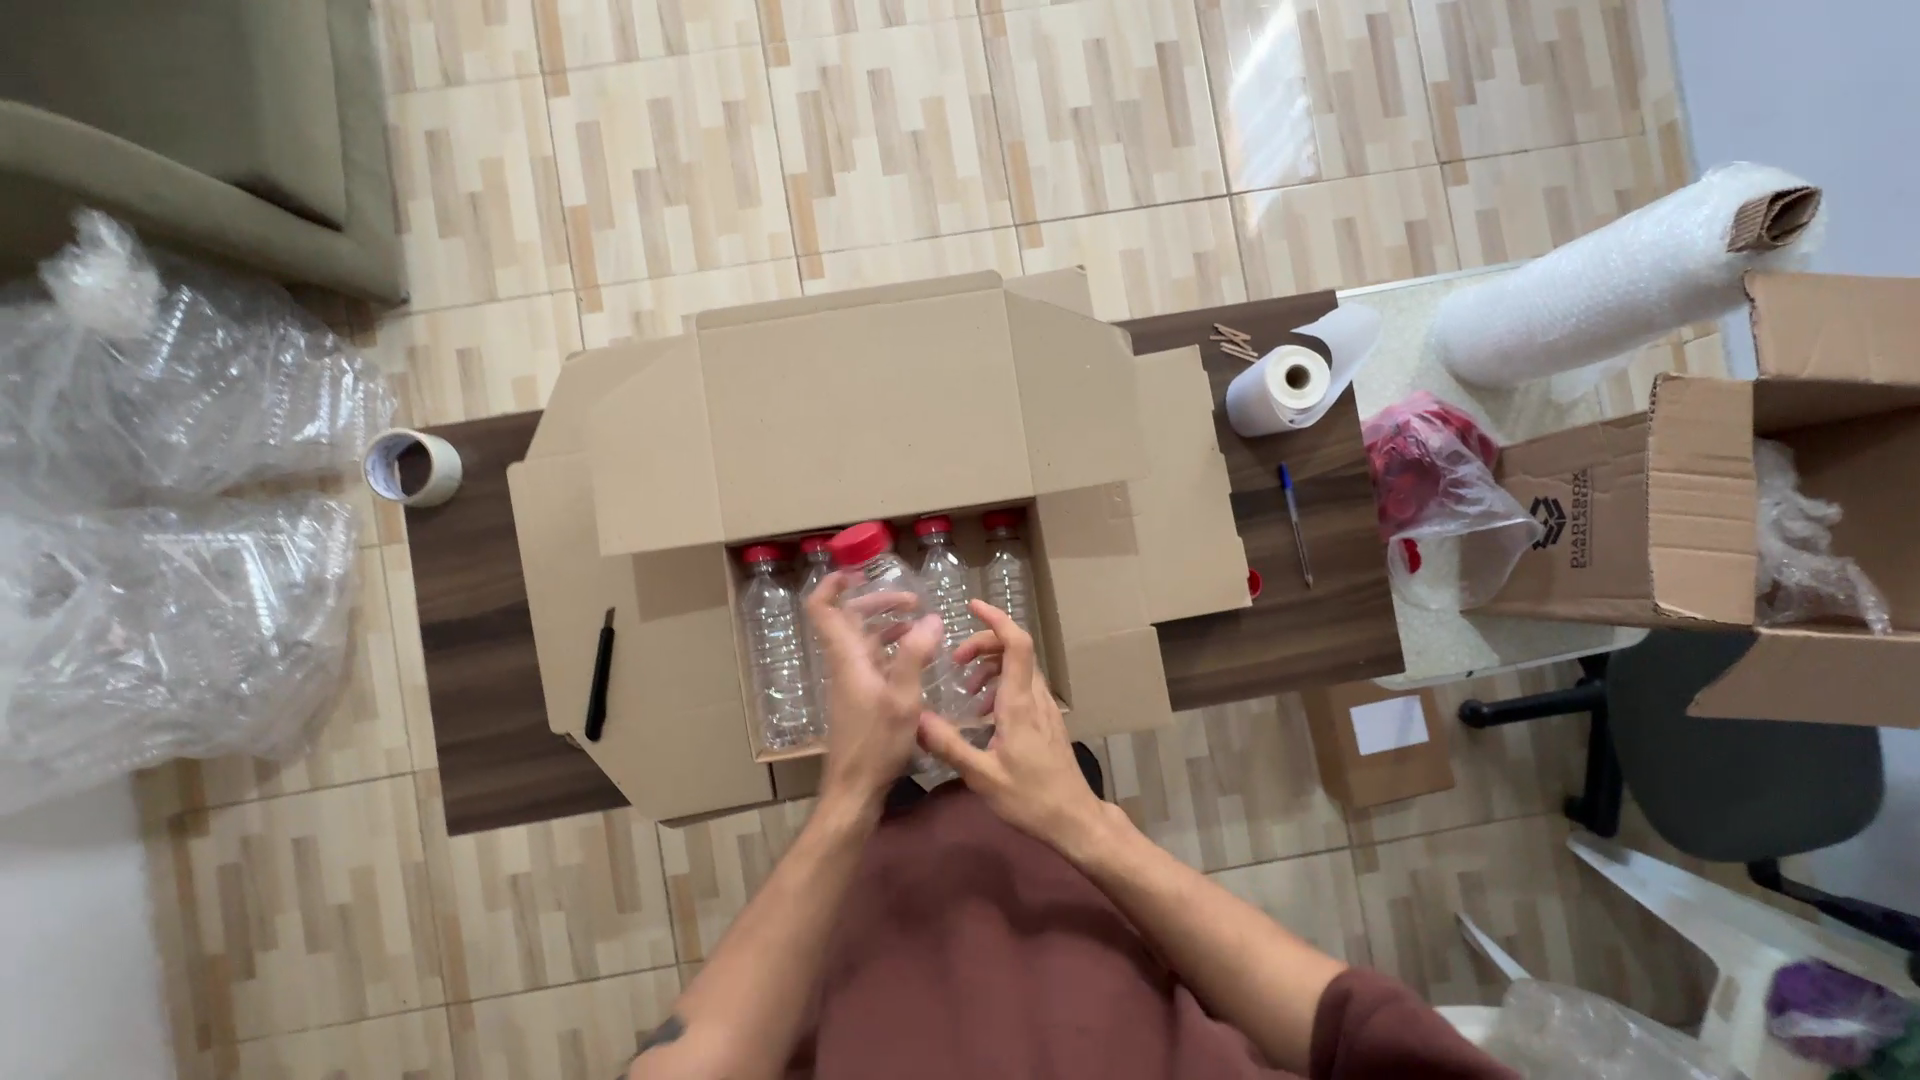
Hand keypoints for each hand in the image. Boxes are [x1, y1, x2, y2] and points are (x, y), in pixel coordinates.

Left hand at [805, 572, 940, 815]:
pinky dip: (891, 650)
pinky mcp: (859, 698)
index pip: (822, 609)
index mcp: (847, 658)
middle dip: (877, 603)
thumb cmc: (876, 743)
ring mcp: (850, 682)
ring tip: (919, 624)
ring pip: (862, 641)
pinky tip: (916, 658)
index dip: (833, 585)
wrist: (855, 788)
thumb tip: (931, 618)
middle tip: (913, 601)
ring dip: (886, 626)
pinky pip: (872, 661)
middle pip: (849, 620)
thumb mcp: (903, 698)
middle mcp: (844, 664)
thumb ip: (915, 655)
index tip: (858, 571)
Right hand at [916, 600, 1109, 852]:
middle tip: (955, 662)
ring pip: (1020, 667)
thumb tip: (915, 717)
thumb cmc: (1029, 798)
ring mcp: (1045, 708)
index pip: (1016, 644)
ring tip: (966, 688)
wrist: (1072, 819)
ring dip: (991, 665)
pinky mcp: (1047, 721)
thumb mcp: (981, 776)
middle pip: (1016, 649)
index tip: (973, 606)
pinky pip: (1024, 686)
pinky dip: (1001, 683)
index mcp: (1019, 703)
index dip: (996, 619)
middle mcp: (1036, 698)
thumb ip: (948, 745)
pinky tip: (984, 712)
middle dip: (983, 643)